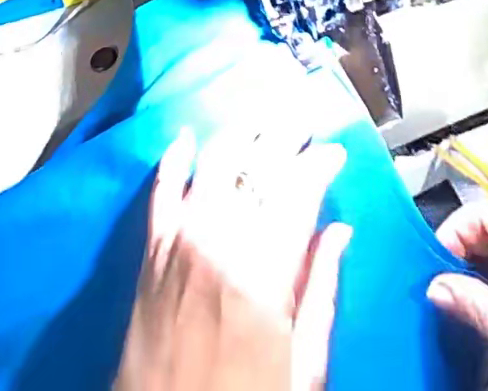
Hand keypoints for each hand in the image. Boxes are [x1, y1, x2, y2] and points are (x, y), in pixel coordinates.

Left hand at [116, 127, 350, 390]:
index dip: (322, 161)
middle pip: (259, 164)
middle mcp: (220, 241)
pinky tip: (186, 137)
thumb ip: (321, 290)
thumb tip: (339, 231)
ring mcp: (179, 244)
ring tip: (263, 120)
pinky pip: (160, 194)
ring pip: (214, 162)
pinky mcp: (149, 257)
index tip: (336, 153)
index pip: (300, 187)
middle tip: (305, 125)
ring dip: (242, 133)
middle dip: (288, 135)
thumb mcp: (302, 366)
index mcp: (265, 269)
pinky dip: (172, 161)